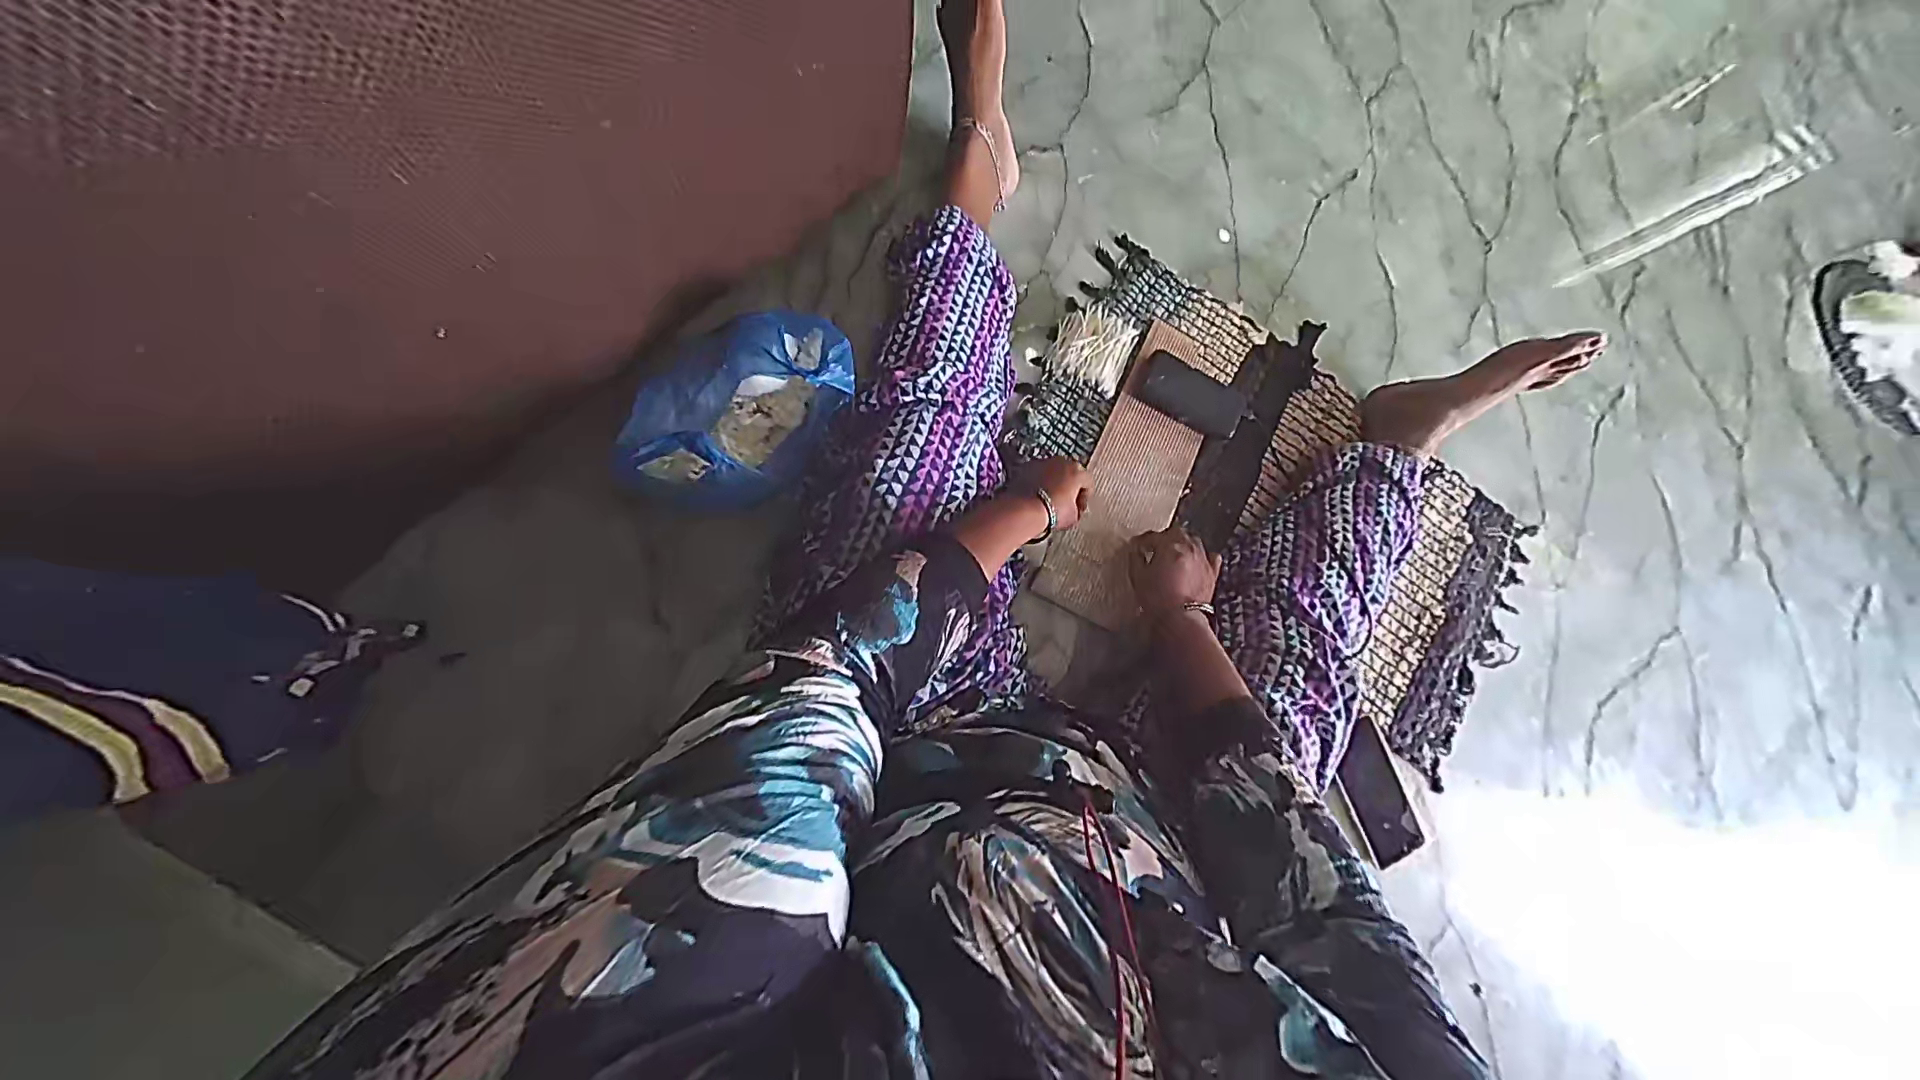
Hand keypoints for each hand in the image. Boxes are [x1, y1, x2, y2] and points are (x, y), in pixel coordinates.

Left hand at [1022, 456, 1091, 531]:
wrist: (1024, 509)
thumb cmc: (1050, 511)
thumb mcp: (1073, 517)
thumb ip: (1077, 510)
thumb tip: (1073, 511)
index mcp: (1077, 471)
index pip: (1087, 482)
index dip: (1084, 498)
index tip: (1079, 508)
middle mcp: (1060, 462)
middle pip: (1069, 474)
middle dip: (1067, 488)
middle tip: (1064, 504)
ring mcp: (1041, 463)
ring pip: (1051, 472)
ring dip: (1051, 484)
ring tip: (1047, 501)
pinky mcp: (1025, 467)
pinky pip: (1035, 475)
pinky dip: (1036, 483)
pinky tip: (1034, 497)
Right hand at [1128, 526, 1221, 619]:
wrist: (1180, 618)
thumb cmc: (1158, 598)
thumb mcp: (1138, 576)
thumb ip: (1136, 558)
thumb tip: (1136, 550)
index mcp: (1169, 546)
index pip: (1153, 536)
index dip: (1143, 540)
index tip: (1137, 545)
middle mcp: (1189, 548)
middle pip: (1177, 532)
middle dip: (1165, 537)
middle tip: (1156, 546)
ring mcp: (1202, 559)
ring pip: (1194, 540)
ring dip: (1183, 543)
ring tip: (1174, 552)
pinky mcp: (1212, 573)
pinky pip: (1211, 556)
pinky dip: (1202, 555)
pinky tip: (1196, 560)